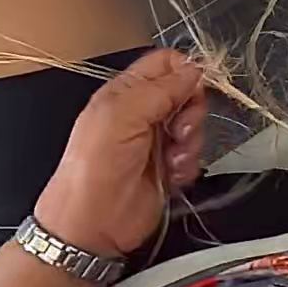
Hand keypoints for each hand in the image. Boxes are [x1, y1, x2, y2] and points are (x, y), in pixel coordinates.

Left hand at [33, 48, 207, 259]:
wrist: (91, 223)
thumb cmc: (97, 164)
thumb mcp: (123, 115)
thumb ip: (161, 88)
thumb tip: (196, 68)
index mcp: (127, 92)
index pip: (165, 63)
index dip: (185, 71)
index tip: (193, 89)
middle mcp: (144, 112)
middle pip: (187, 93)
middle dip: (191, 110)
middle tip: (179, 129)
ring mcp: (158, 140)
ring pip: (194, 125)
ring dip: (190, 142)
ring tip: (172, 158)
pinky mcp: (170, 168)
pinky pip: (194, 155)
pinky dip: (188, 165)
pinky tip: (172, 176)